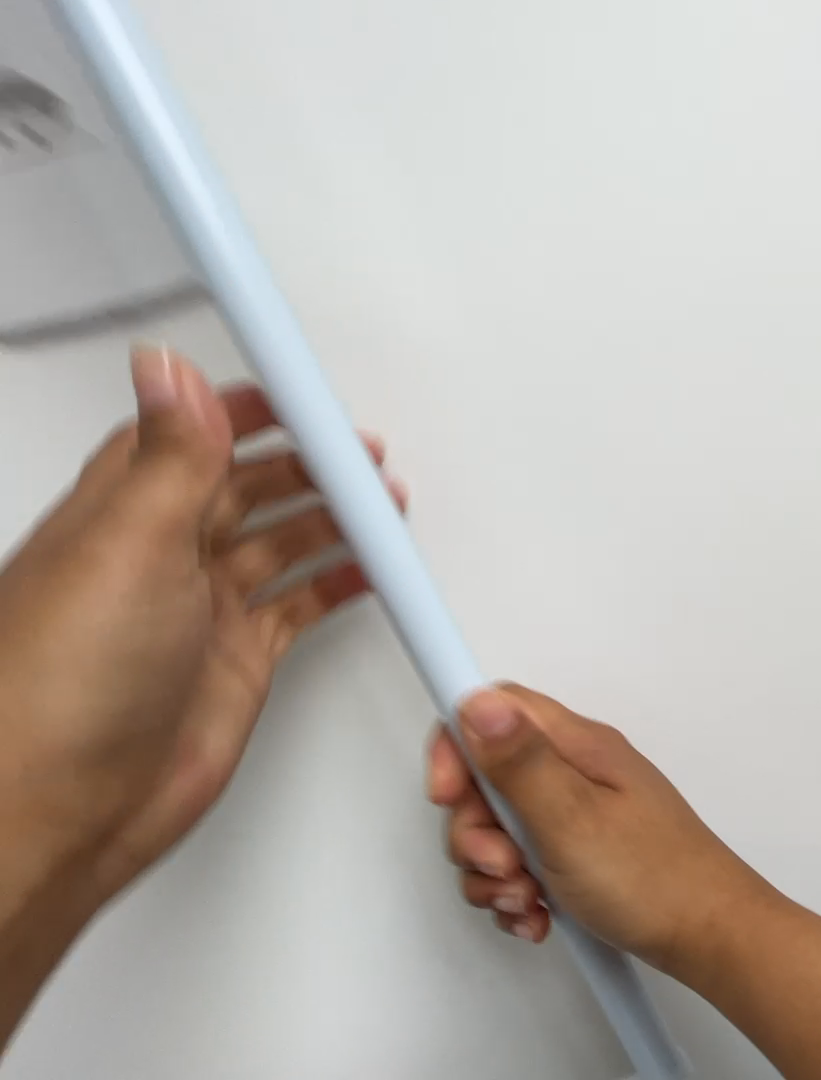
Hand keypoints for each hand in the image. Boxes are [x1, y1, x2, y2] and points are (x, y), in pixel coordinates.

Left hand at [0, 346, 402, 899]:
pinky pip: (307, 601)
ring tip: (380, 504)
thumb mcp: (127, 549)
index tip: (303, 396)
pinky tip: (368, 571)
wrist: (62, 807)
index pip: (188, 441)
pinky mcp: (243, 654)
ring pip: (285, 543)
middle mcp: (162, 558)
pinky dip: (345, 581)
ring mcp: (206, 608)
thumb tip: (171, 372)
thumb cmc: (52, 689)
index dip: (245, 412)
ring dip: (335, 519)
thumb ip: (171, 461)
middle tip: (360, 454)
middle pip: (249, 490)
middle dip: (308, 465)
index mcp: (120, 520)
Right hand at [425, 683, 771, 971]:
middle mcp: (580, 768)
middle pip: (488, 778)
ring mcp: (581, 810)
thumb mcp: (571, 817)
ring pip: (500, 829)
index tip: (447, 799)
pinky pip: (522, 863)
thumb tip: (478, 701)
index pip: (499, 709)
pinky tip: (537, 917)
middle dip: (475, 832)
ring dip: (495, 874)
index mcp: (580, 745)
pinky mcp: (581, 849)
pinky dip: (517, 893)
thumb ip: (521, 762)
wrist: (702, 930)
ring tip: (527, 901)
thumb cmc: (645, 873)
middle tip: (505, 866)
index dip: (458, 746)